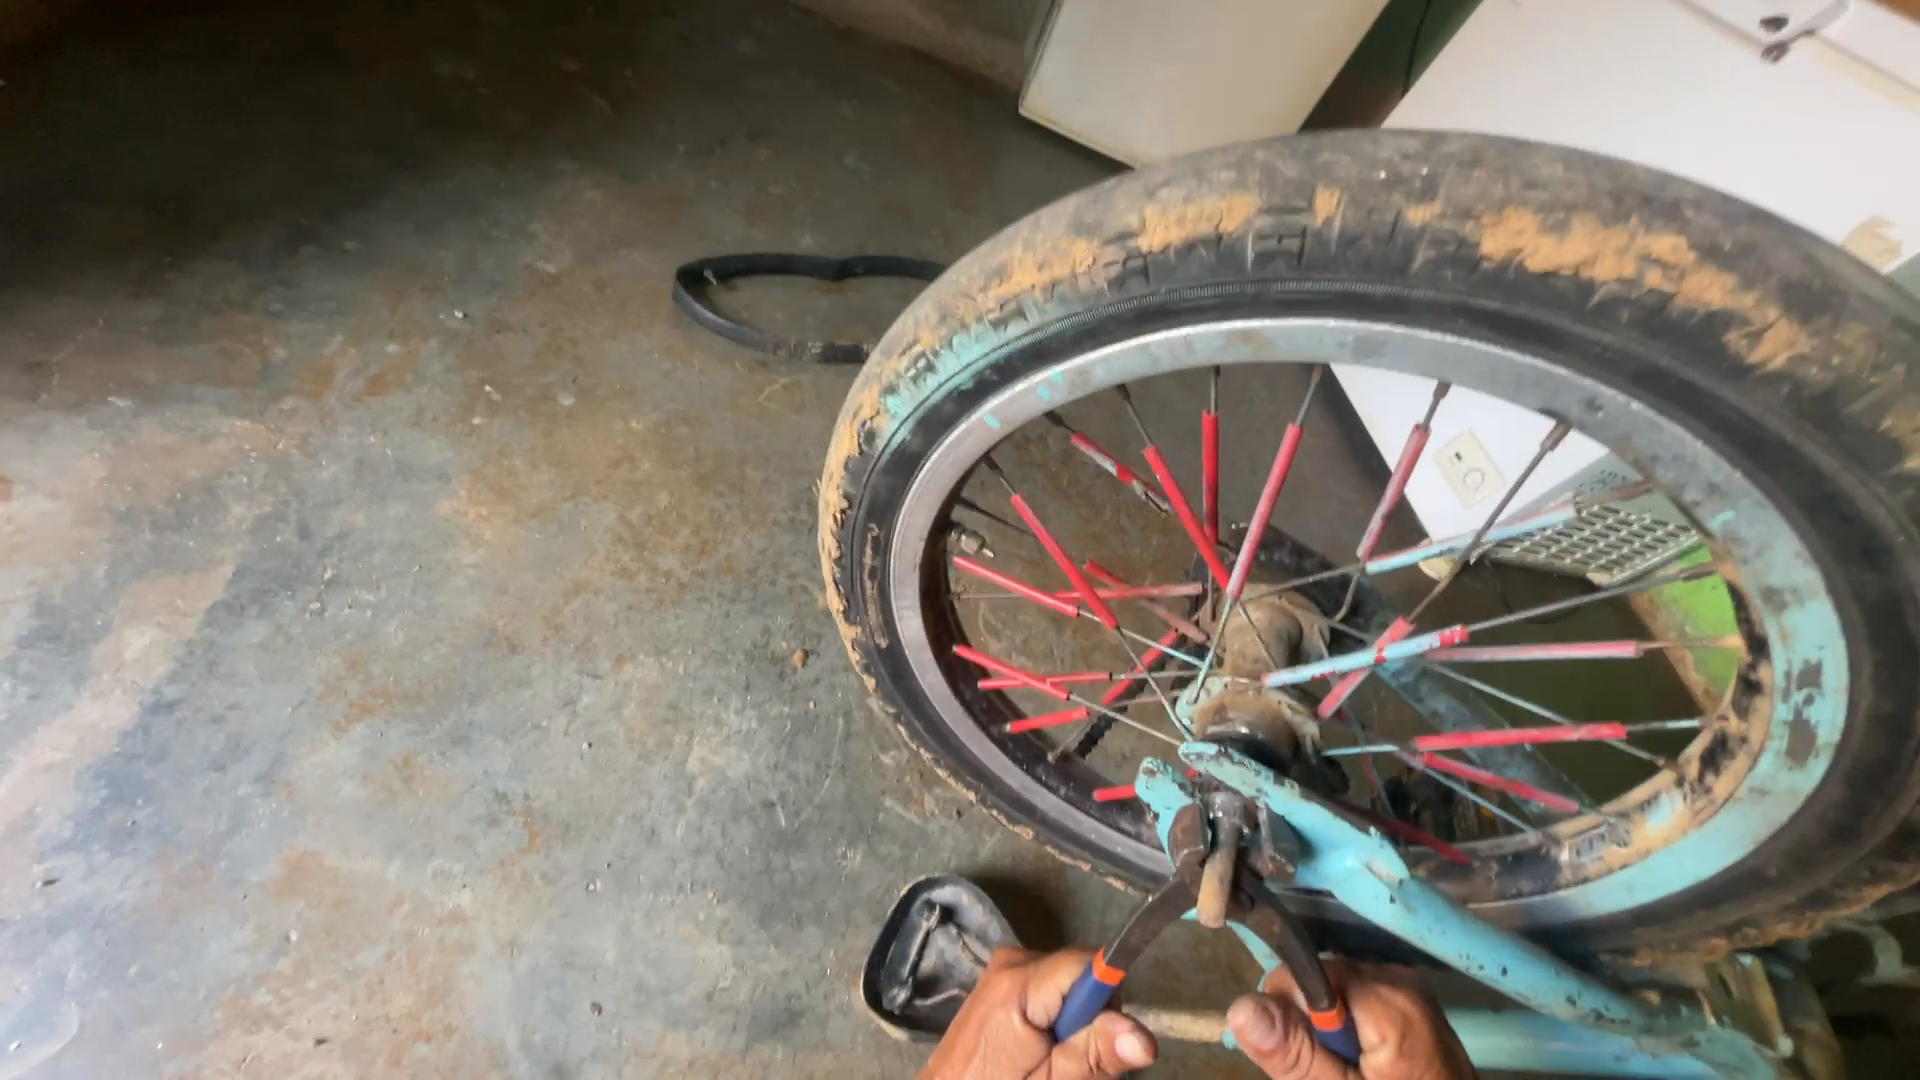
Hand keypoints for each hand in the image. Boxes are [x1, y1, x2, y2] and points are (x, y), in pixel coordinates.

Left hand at [920, 947, 1158, 1079]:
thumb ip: (1093, 1055)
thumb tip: (1143, 1035)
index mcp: (1020, 981)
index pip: (1091, 963)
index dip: (1108, 1002)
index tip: (1101, 1042)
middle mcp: (1013, 958)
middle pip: (1083, 972)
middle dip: (1092, 1015)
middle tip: (1074, 1062)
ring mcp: (1005, 965)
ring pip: (1070, 980)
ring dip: (1074, 1018)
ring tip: (1052, 1058)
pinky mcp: (1003, 976)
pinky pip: (1050, 984)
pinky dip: (1056, 1014)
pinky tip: (1039, 1047)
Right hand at [1227, 960, 1476, 1079]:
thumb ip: (1295, 1055)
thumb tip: (1239, 1007)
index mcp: (1388, 999)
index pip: (1300, 974)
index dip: (1288, 1015)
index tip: (1305, 1060)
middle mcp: (1399, 976)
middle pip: (1316, 977)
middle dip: (1308, 1022)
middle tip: (1331, 1073)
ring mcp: (1408, 984)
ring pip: (1331, 985)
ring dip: (1326, 1024)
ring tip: (1350, 1071)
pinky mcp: (1410, 996)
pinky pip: (1354, 992)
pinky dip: (1347, 1023)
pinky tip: (1362, 1059)